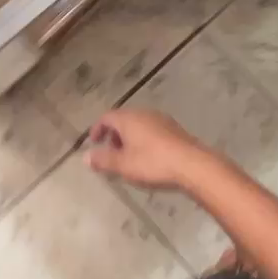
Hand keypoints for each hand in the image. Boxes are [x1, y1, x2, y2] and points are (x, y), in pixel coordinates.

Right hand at [86, 108, 212, 190]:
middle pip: (123, 119)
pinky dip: (143, 140)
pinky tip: (148, 157)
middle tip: (110, 152)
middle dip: (114, 135)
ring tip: (128, 157)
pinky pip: (152, 130)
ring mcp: (161, 119)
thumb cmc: (152, 163)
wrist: (192, 164)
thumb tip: (86, 157)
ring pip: (138, 125)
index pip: (106, 117)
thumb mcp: (123, 165)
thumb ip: (103, 160)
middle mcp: (144, 113)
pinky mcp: (174, 129)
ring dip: (129, 138)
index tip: (94, 142)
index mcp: (128, 118)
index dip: (97, 129)